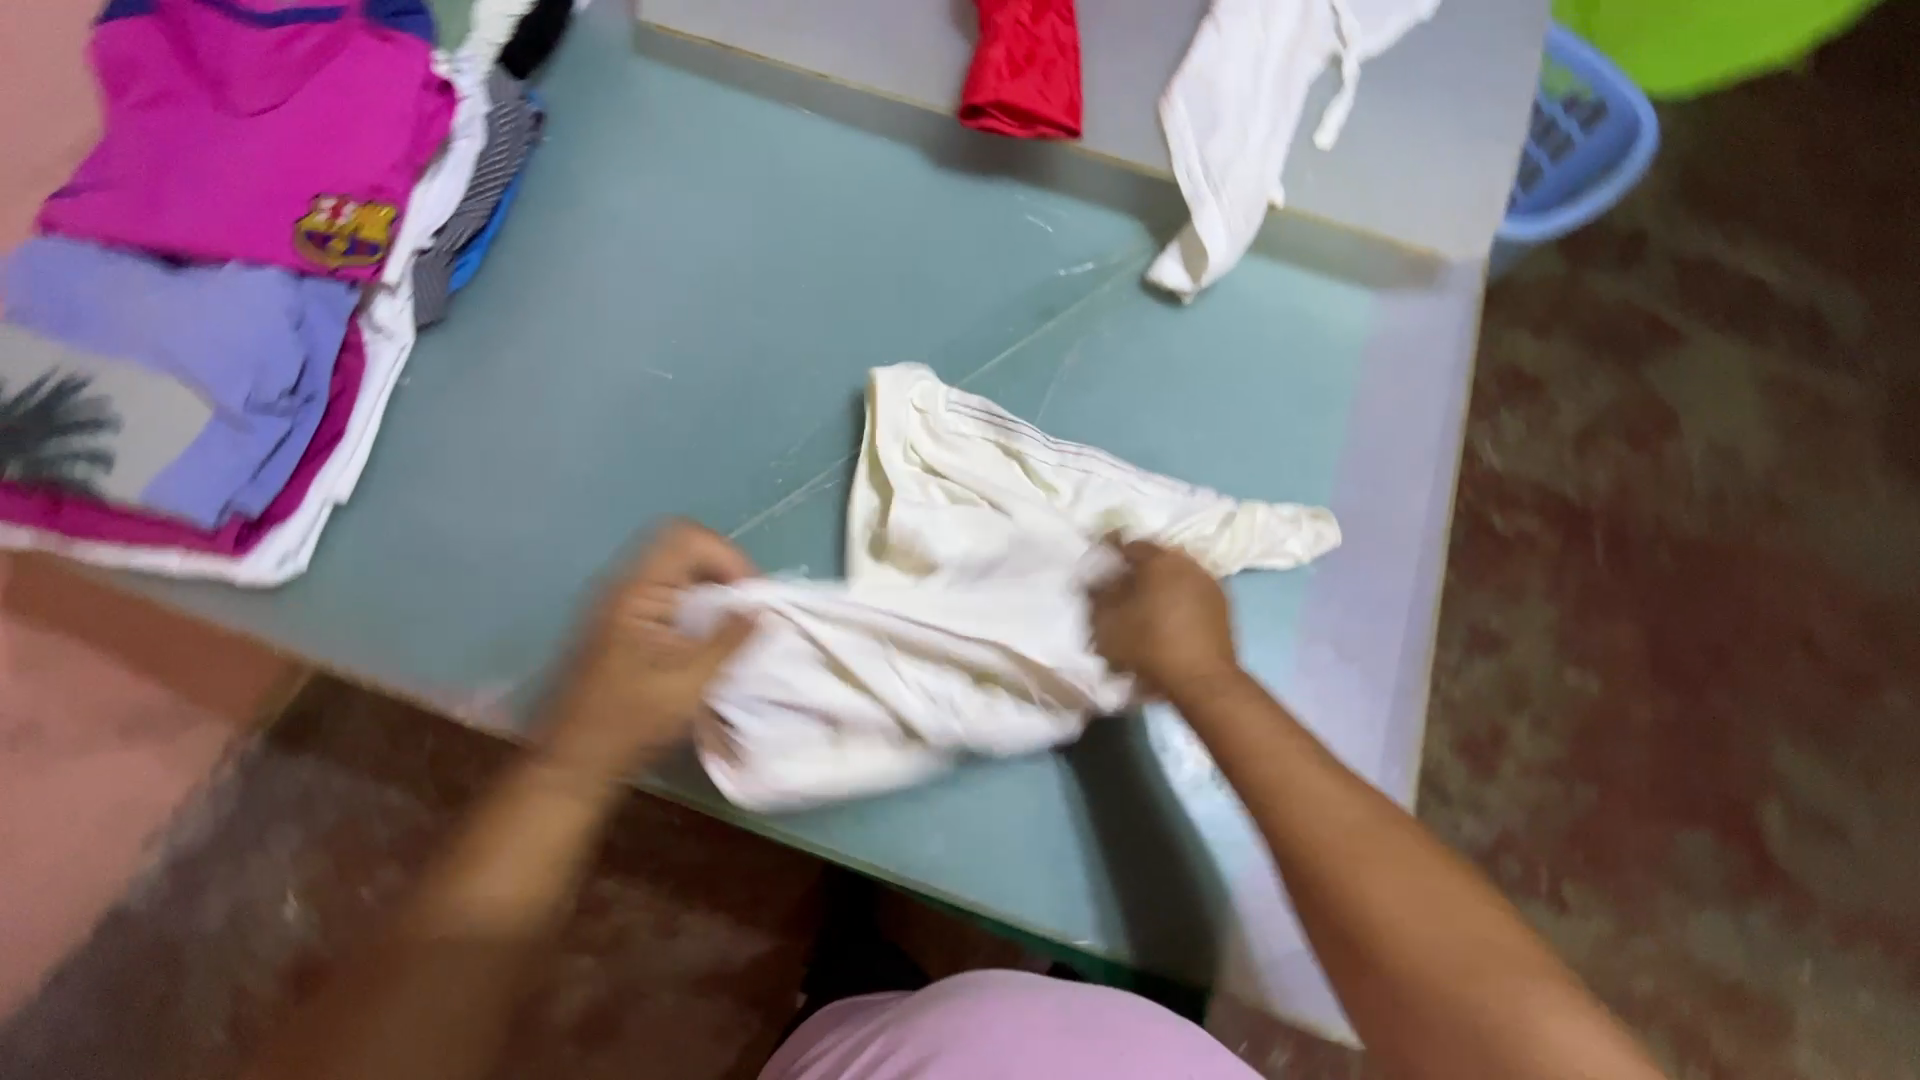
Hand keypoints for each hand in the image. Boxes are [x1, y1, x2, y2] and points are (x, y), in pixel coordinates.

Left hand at [541, 520, 757, 786]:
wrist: (572, 762)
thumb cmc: (630, 723)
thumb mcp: (690, 683)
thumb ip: (729, 640)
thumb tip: (761, 610)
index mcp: (636, 591)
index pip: (689, 538)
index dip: (729, 557)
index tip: (752, 597)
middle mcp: (624, 587)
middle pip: (684, 550)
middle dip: (726, 572)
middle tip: (750, 608)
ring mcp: (620, 605)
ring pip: (677, 573)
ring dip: (712, 591)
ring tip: (736, 625)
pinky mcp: (622, 625)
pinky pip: (667, 596)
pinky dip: (696, 608)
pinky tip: (709, 641)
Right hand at [1089, 539, 1242, 701]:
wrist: (1201, 679)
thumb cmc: (1148, 645)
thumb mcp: (1106, 622)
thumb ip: (1097, 595)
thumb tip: (1096, 580)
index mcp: (1159, 560)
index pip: (1129, 545)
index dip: (1110, 554)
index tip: (1099, 568)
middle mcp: (1187, 563)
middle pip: (1155, 560)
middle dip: (1138, 572)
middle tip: (1121, 590)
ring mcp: (1209, 584)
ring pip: (1176, 577)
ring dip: (1160, 587)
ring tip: (1146, 609)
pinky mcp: (1223, 607)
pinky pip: (1192, 595)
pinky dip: (1178, 602)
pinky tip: (1169, 622)